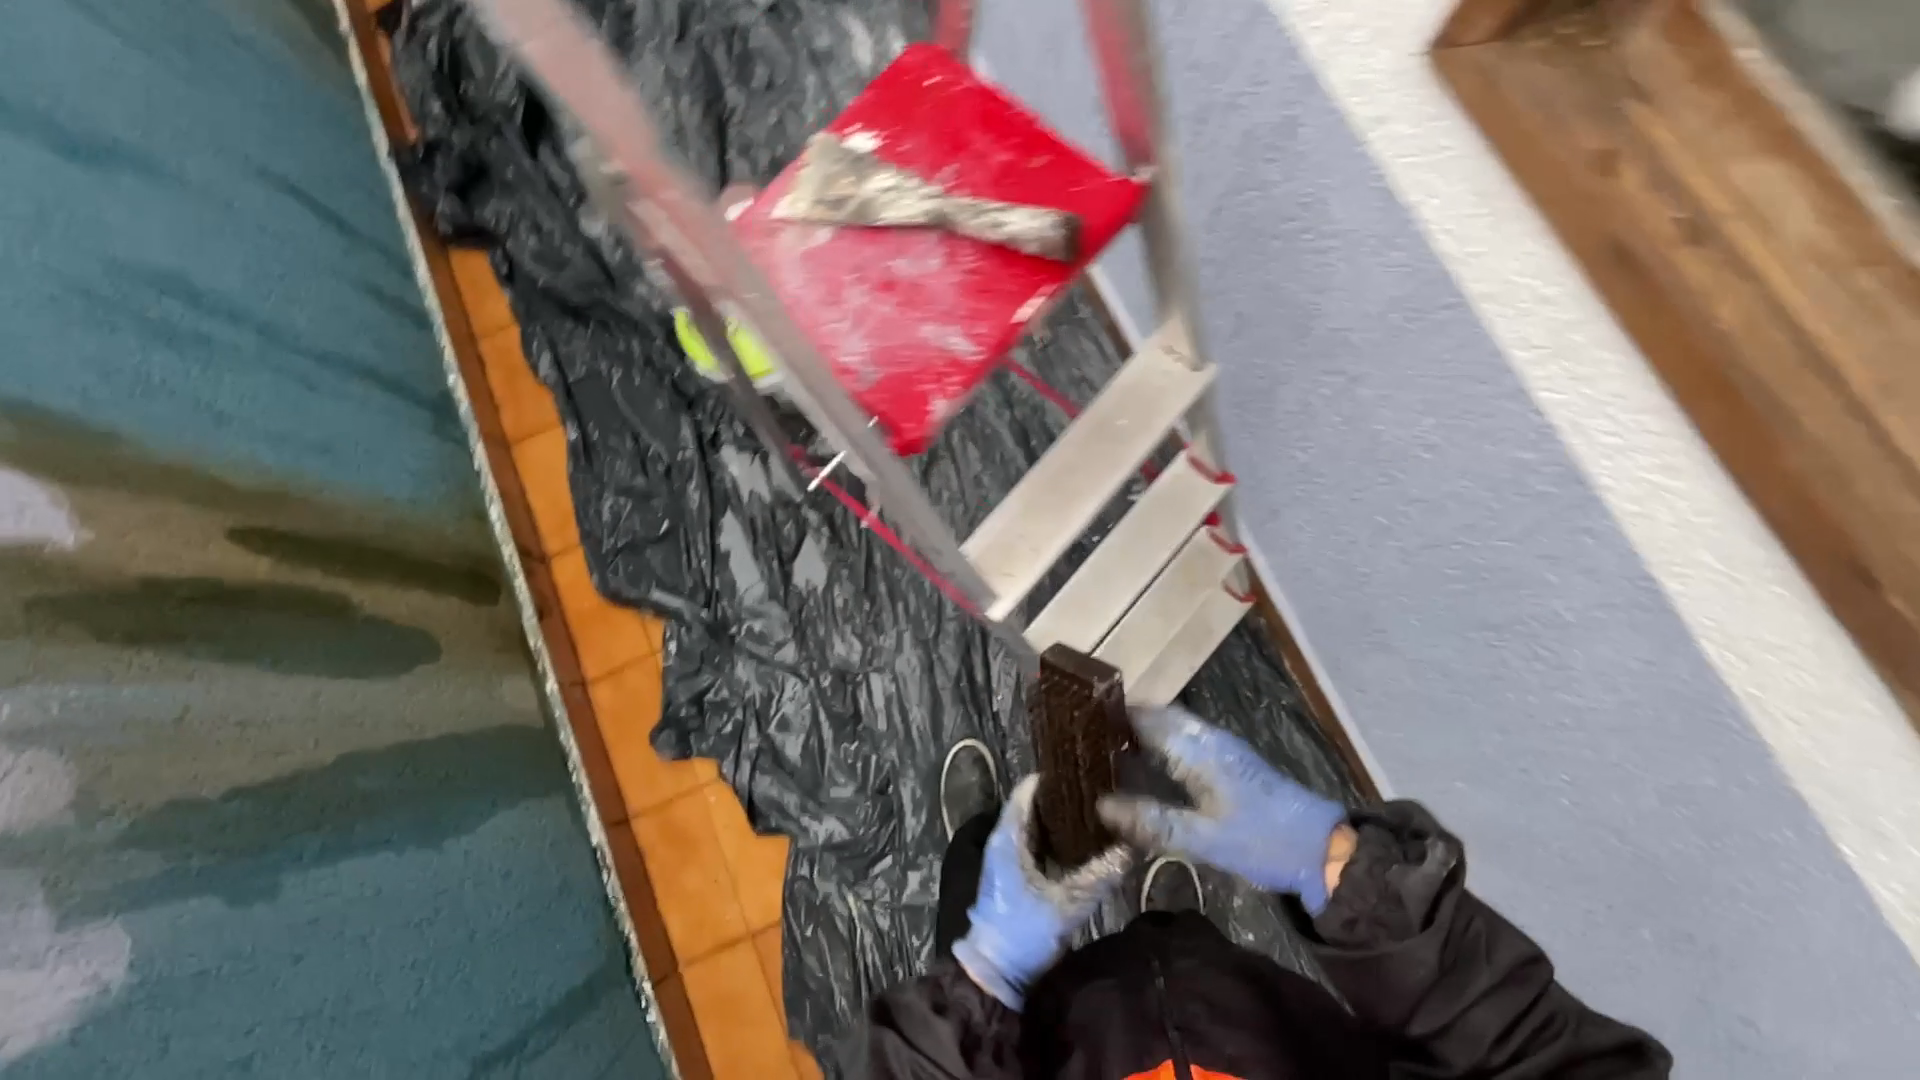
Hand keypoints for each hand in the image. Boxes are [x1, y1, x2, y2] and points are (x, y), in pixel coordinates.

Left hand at [951, 775, 1132, 1008]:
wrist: (994, 971)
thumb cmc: (1023, 932)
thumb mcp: (1067, 905)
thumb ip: (1100, 876)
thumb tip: (1132, 848)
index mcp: (1008, 836)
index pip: (1027, 789)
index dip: (1053, 776)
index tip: (1084, 769)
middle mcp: (1003, 839)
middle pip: (1033, 804)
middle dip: (1063, 796)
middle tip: (1099, 788)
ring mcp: (1006, 856)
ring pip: (1035, 824)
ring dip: (1061, 817)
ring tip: (1096, 808)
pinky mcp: (1013, 873)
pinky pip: (1036, 842)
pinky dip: (1056, 836)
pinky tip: (1082, 840)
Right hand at [1098, 706, 1349, 913]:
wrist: (1323, 850)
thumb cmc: (1263, 840)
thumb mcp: (1205, 838)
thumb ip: (1153, 820)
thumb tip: (1101, 805)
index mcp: (1200, 749)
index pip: (1146, 718)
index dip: (1112, 715)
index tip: (1077, 720)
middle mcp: (1208, 740)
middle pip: (1157, 718)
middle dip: (1122, 723)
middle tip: (1083, 738)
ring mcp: (1220, 751)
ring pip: (1170, 731)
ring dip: (1139, 735)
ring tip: (1102, 753)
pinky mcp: (1228, 766)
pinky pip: (1182, 745)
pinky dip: (1157, 750)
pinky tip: (1141, 771)